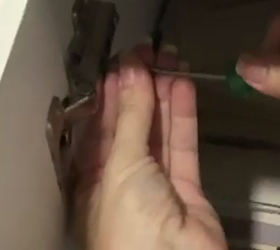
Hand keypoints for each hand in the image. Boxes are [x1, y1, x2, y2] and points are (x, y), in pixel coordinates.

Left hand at [78, 46, 226, 249]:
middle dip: (138, 86)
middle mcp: (122, 182)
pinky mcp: (187, 190)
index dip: (110, 90)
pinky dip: (183, 113)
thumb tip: (132, 68)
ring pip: (158, 129)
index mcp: (92, 182)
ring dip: (163, 93)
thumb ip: (131, 114)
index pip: (99, 126)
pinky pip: (182, 144)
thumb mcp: (121, 165)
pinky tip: (183, 84)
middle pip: (130, 124)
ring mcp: (156, 186)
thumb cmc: (128, 231)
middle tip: (148, 49)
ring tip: (168, 57)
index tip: (122, 58)